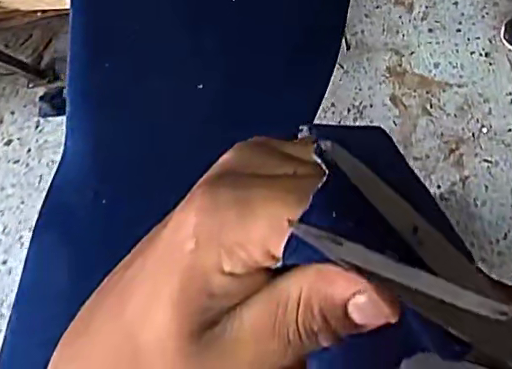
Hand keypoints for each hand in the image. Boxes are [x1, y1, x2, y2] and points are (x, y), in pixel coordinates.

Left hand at [53, 138, 398, 368]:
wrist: (100, 361)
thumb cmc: (161, 366)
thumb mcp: (236, 362)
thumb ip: (308, 313)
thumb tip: (387, 289)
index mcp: (231, 208)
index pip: (329, 200)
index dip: (376, 235)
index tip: (411, 276)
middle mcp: (238, 166)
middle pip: (330, 178)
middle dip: (370, 220)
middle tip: (403, 274)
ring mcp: (237, 162)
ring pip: (322, 167)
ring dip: (352, 207)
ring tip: (375, 259)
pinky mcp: (237, 172)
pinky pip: (301, 168)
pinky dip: (328, 195)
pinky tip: (336, 233)